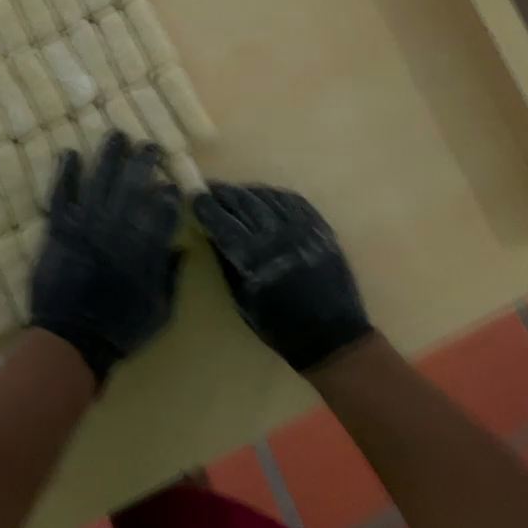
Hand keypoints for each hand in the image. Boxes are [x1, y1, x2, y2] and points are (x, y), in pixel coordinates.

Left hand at [30, 131, 183, 383]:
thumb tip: (182, 248)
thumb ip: (171, 276)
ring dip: (110, 155)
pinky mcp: (60, 228)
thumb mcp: (161, 310)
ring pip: (101, 180)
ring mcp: (88, 225)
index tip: (171, 185)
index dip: (170, 193)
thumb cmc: (120, 330)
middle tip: (150, 146)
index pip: (165, 210)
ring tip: (117, 135)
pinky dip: (66, 172)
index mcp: (147, 250)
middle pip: (136, 185)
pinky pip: (63, 193)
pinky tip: (70, 153)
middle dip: (145, 161)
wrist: (72, 340)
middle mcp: (120, 229)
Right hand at [193, 183, 373, 371]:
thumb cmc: (280, 326)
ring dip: (247, 193)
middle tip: (211, 190)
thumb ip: (227, 263)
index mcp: (254, 259)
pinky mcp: (320, 227)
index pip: (222, 221)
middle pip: (243, 202)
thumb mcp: (243, 300)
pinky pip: (292, 200)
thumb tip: (210, 233)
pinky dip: (273, 196)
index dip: (205, 206)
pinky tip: (264, 198)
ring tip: (235, 194)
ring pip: (267, 196)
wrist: (333, 337)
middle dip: (224, 194)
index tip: (194, 196)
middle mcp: (277, 237)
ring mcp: (302, 229)